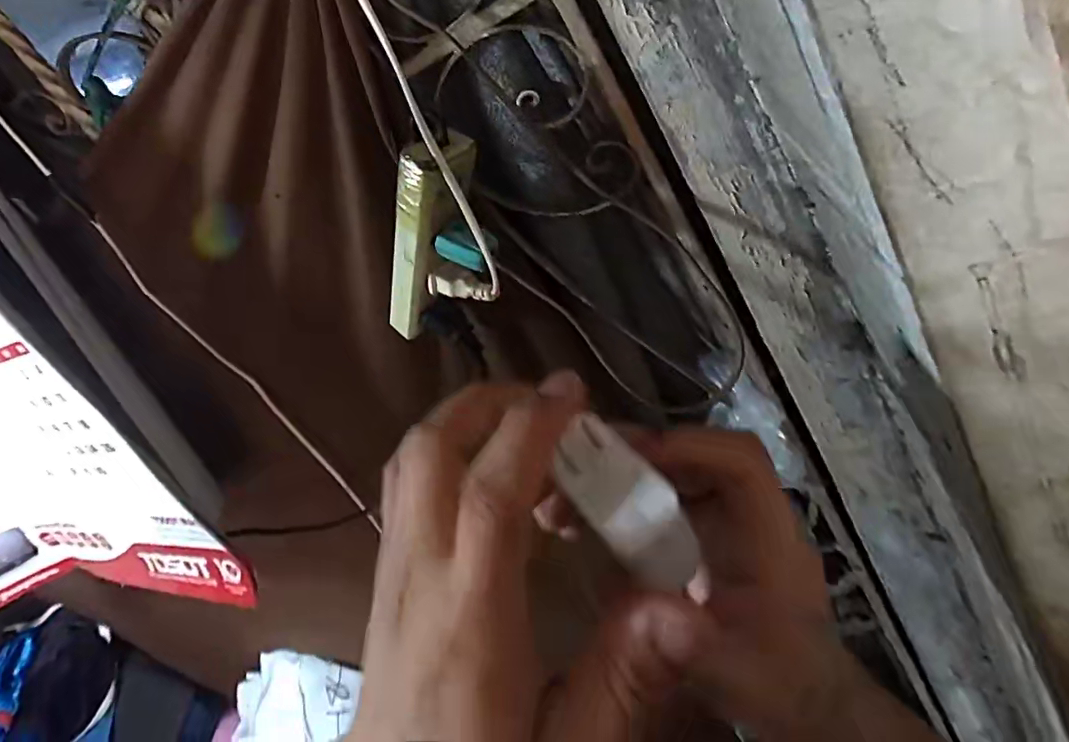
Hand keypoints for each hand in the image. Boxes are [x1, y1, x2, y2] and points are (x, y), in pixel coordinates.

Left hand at [348, 374, 688, 741]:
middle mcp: (419, 567)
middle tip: (547, 402)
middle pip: (432, 448)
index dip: (531, 429)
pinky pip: (401, 483)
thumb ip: (623, 677)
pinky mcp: (383, 569)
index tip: (571, 391)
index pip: (491, 490)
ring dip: (459, 420)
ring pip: (409, 458)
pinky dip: (440, 450)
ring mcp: (392, 562)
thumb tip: (685, 608)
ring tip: (520, 424)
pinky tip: (481, 471)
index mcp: (470, 610)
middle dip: (487, 405)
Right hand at [540, 427, 938, 741]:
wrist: (795, 706)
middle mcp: (740, 513)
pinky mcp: (685, 536)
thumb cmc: (779, 685)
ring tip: (558, 502)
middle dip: (624, 456)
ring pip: (657, 473)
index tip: (627, 458)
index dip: (686, 445)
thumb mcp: (745, 677)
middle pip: (684, 455)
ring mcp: (711, 522)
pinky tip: (570, 526)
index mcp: (767, 533)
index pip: (737, 460)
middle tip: (570, 471)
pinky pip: (642, 500)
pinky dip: (606, 502)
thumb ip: (700, 647)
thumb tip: (646, 609)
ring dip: (606, 477)